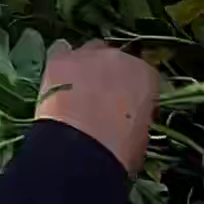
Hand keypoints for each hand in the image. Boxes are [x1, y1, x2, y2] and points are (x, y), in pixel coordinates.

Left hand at [35, 40, 158, 172]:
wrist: (81, 151)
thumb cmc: (119, 152)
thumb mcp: (141, 135)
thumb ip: (136, 115)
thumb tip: (126, 118)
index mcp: (145, 76)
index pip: (144, 76)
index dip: (135, 93)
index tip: (128, 109)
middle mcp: (118, 57)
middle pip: (115, 60)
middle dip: (110, 76)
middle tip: (101, 101)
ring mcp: (87, 55)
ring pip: (89, 52)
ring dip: (87, 67)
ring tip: (77, 91)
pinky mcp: (60, 59)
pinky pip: (61, 51)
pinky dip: (62, 63)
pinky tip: (58, 80)